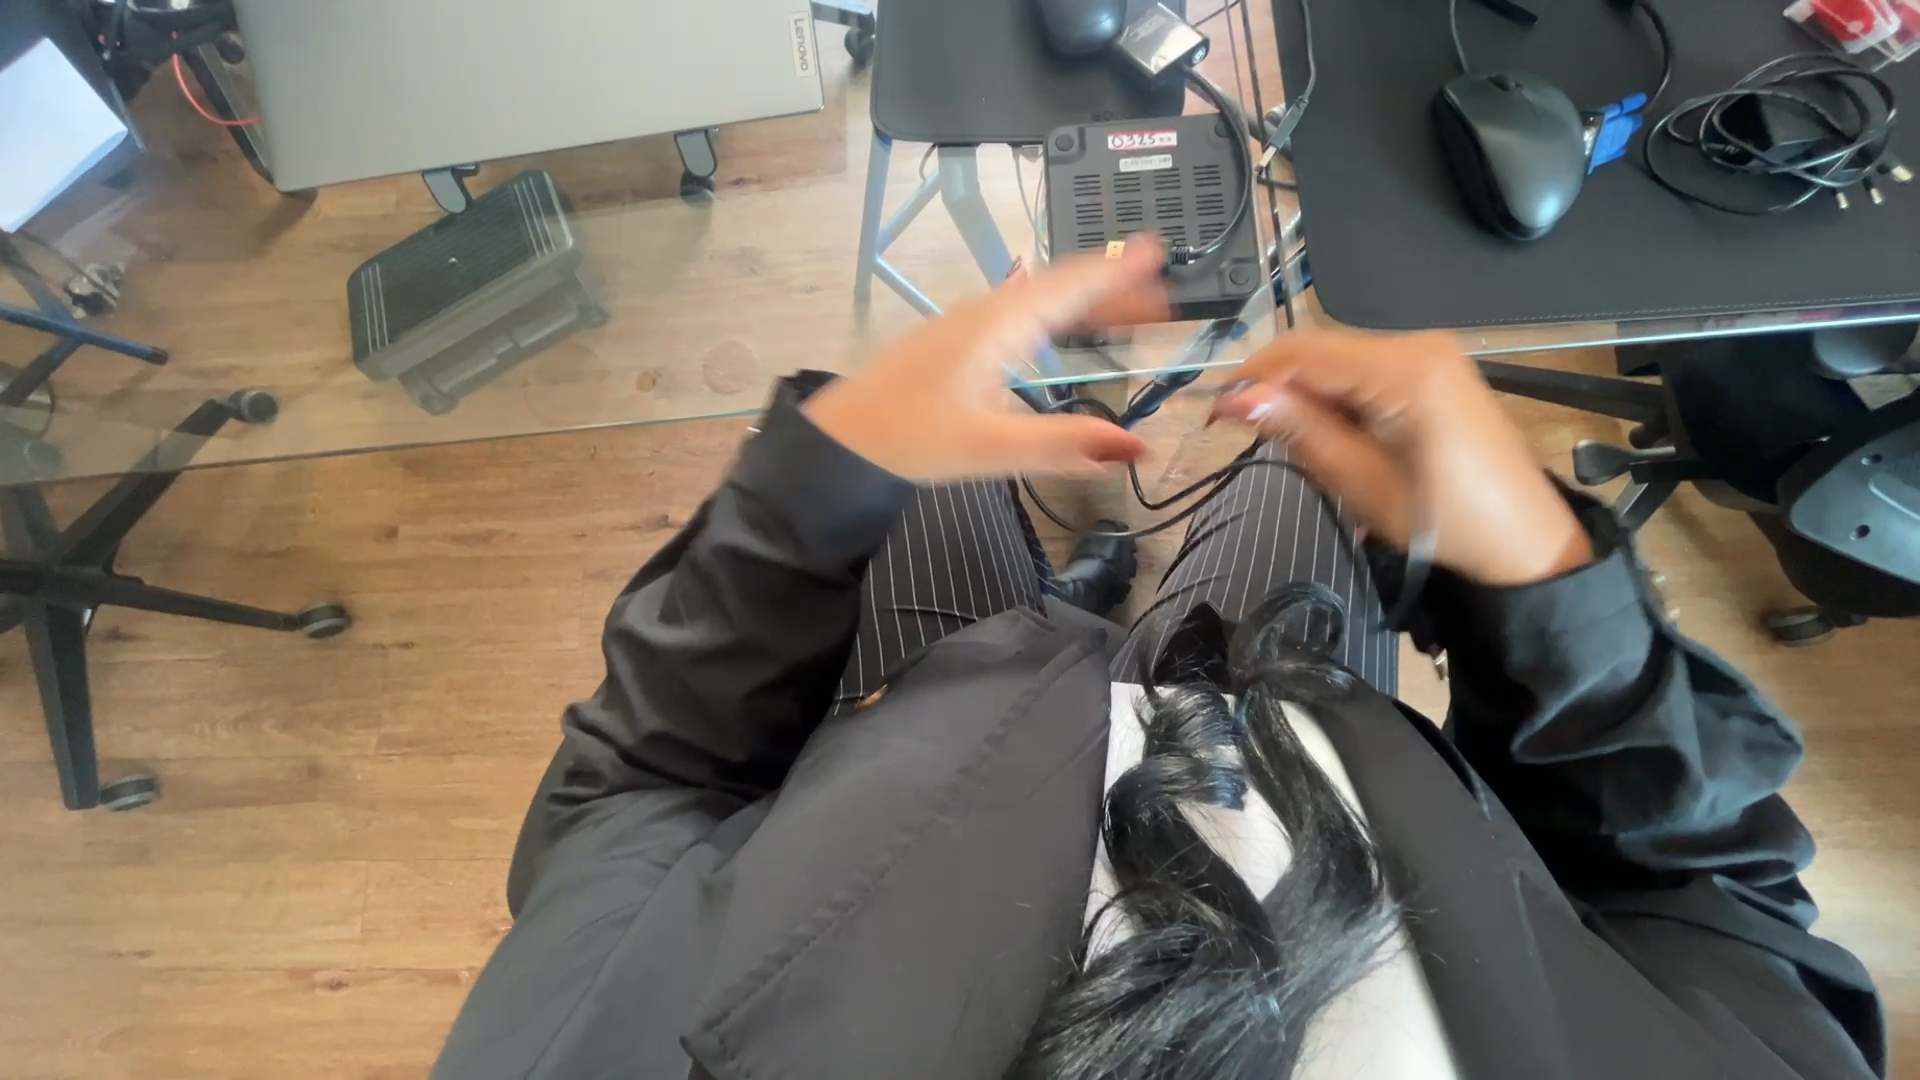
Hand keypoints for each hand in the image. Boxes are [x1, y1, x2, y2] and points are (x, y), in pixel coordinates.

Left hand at [803, 240, 1169, 481]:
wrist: (840, 440)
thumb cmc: (905, 438)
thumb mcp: (989, 446)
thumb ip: (1062, 445)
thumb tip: (1132, 448)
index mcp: (997, 325)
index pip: (1071, 285)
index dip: (1118, 269)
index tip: (1157, 251)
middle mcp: (983, 314)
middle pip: (1058, 289)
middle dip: (1111, 290)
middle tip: (1158, 294)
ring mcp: (964, 326)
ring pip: (1035, 303)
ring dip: (1081, 304)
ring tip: (1124, 314)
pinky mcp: (951, 344)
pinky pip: (1014, 318)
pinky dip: (1050, 320)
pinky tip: (1053, 336)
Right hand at [1211, 331, 1591, 586]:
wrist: (1521, 539)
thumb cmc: (1440, 521)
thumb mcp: (1358, 480)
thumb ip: (1299, 429)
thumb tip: (1237, 399)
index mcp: (1404, 370)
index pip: (1301, 353)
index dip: (1250, 379)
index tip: (1215, 418)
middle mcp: (1417, 343)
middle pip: (1317, 348)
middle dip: (1274, 386)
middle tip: (1249, 434)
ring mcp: (1429, 352)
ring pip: (1334, 357)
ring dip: (1302, 392)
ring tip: (1298, 442)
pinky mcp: (1432, 367)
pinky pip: (1360, 367)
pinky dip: (1331, 394)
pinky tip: (1332, 431)